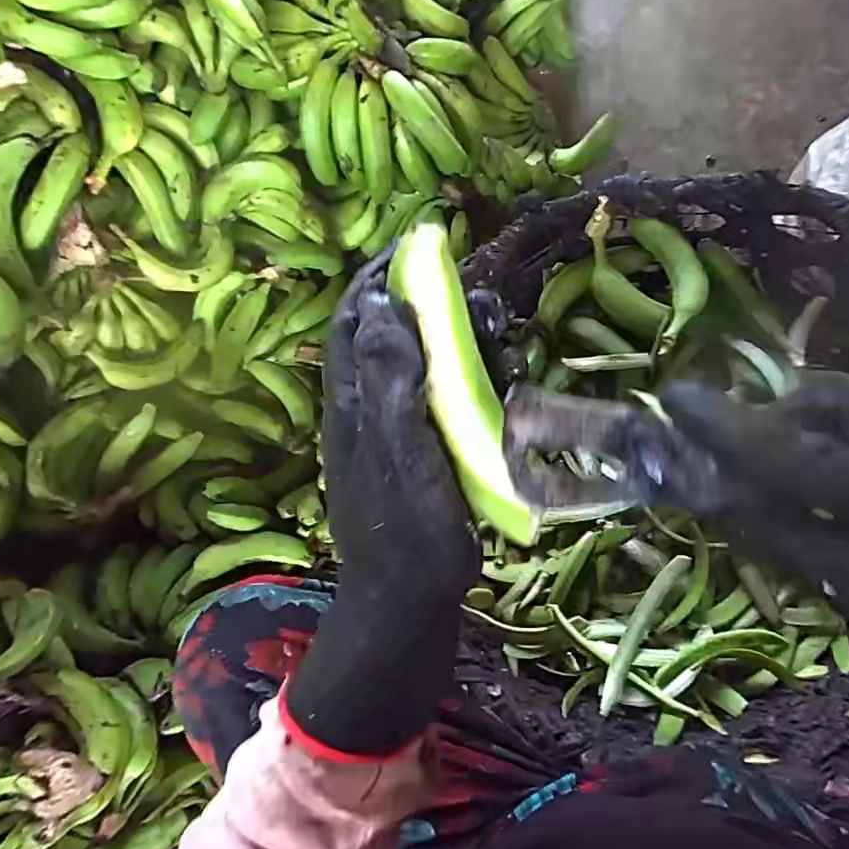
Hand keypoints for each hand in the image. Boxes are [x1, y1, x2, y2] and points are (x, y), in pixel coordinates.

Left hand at [284, 247, 478, 755]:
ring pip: (422, 363)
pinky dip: (466, 376)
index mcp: (354, 401)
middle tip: (473, 294)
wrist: (409, 602)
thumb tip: (381, 304)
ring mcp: (396, 429)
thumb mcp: (398, 454)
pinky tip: (495, 378)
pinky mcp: (422, 450)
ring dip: (454, 338)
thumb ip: (389, 380)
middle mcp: (370, 407)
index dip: (379, 277)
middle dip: (427, 302)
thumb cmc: (407, 533)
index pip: (356, 319)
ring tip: (493, 328)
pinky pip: (442, 397)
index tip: (415, 246)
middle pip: (392, 335)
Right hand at [652, 372, 848, 701]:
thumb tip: (728, 504)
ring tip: (762, 456)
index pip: (800, 454)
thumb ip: (811, 553)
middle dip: (763, 419)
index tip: (671, 399)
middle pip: (827, 404)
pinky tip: (814, 455)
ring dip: (792, 416)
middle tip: (723, 452)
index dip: (728, 429)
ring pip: (848, 398)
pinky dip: (823, 420)